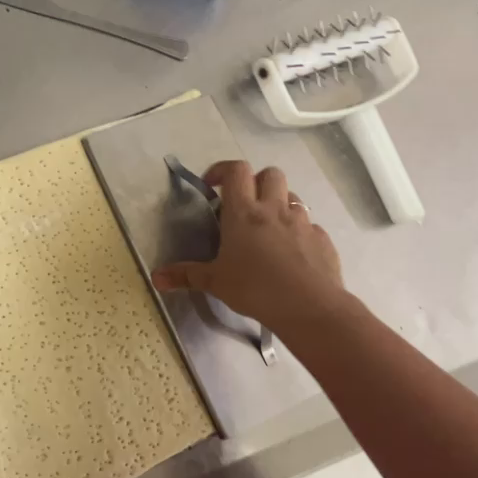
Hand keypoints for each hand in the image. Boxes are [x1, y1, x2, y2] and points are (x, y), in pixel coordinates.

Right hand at [152, 161, 354, 332]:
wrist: (310, 307)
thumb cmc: (255, 289)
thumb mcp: (215, 282)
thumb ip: (186, 275)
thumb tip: (155, 278)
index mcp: (244, 212)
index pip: (236, 170)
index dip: (223, 170)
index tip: (212, 186)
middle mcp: (274, 209)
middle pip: (270, 174)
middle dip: (256, 182)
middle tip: (244, 205)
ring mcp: (302, 222)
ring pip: (292, 197)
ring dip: (279, 205)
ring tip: (268, 230)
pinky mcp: (322, 239)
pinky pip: (309, 225)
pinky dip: (298, 232)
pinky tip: (291, 255)